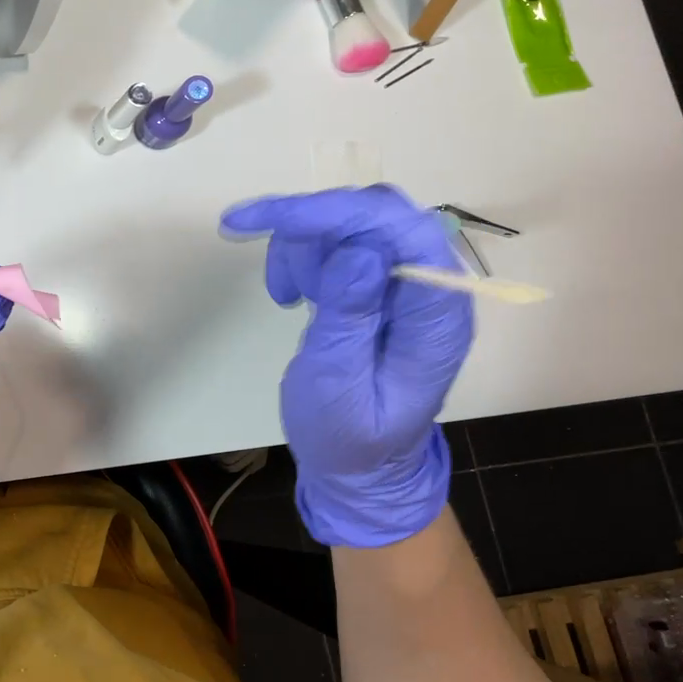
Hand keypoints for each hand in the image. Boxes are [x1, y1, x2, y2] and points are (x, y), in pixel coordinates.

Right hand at [220, 186, 474, 547]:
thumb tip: (357, 251)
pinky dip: (303, 255)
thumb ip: (349, 319)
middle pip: (375, 213)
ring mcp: (403, 285)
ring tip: (282, 294)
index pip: (400, 231)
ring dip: (301, 243)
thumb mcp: (337, 386)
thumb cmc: (348, 438)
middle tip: (247, 236)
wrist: (359, 469)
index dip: (335, 212)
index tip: (265, 220)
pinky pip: (339, 244)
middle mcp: (428, 287)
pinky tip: (291, 294)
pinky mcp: (377, 287)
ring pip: (350, 222)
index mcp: (435, 315)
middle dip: (308, 220)